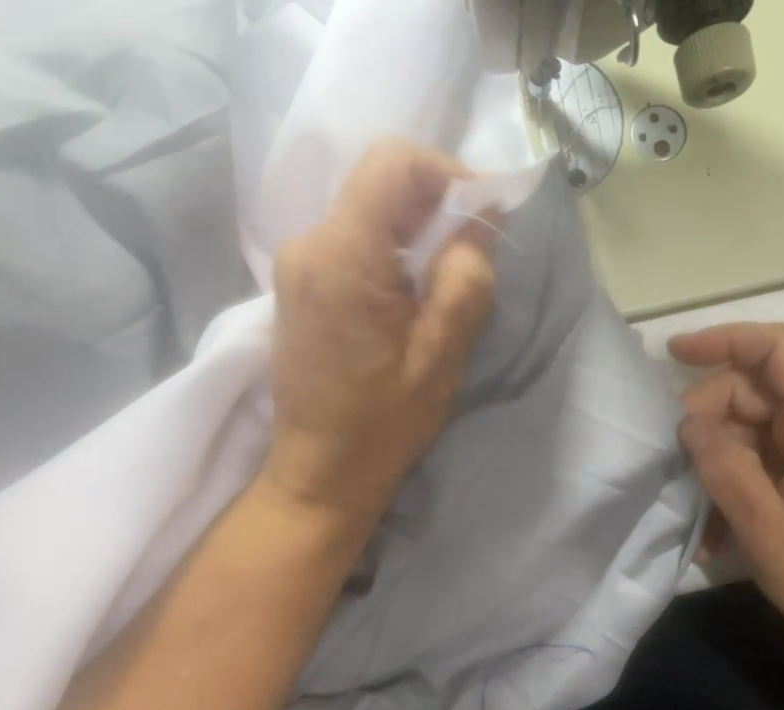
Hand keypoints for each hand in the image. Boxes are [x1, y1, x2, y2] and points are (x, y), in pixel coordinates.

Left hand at [259, 139, 498, 531]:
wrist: (319, 474)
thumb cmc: (382, 426)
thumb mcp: (440, 356)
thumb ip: (465, 278)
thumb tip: (482, 217)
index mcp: (341, 257)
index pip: (393, 162)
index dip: (449, 174)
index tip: (486, 216)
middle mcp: (308, 244)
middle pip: (380, 183)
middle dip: (437, 205)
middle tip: (475, 254)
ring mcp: (298, 263)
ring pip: (369, 210)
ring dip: (416, 232)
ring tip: (447, 283)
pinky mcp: (300, 283)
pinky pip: (354, 240)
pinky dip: (392, 251)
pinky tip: (413, 296)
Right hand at [673, 322, 783, 652]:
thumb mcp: (767, 529)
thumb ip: (725, 469)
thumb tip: (689, 425)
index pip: (780, 350)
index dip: (726, 340)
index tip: (674, 354)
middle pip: (760, 387)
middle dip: (711, 414)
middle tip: (678, 459)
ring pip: (755, 423)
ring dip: (718, 456)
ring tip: (695, 506)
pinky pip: (764, 456)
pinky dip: (734, 479)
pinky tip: (715, 527)